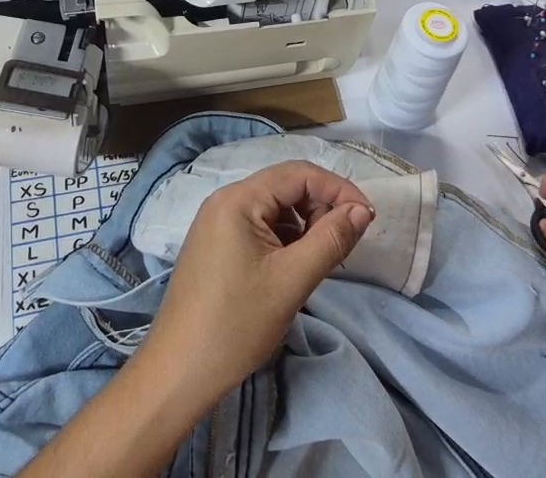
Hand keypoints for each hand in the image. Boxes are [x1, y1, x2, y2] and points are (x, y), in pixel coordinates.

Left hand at [136, 160, 372, 405]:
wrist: (179, 372)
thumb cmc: (236, 324)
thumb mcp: (292, 281)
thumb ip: (331, 239)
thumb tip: (362, 210)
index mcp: (239, 200)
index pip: (299, 174)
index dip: (338, 189)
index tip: (367, 220)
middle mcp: (225, 201)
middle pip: (287, 187)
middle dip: (321, 209)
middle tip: (342, 248)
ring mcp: (218, 224)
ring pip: (276, 209)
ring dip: (306, 227)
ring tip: (320, 263)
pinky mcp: (217, 246)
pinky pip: (261, 228)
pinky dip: (286, 241)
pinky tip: (295, 269)